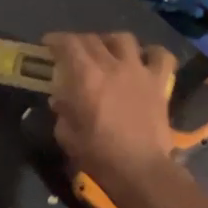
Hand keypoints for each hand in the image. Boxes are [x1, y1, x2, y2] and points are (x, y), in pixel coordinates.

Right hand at [42, 32, 176, 186]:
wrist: (140, 168)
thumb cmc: (98, 154)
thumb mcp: (67, 135)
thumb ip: (62, 111)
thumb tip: (60, 99)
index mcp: (86, 78)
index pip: (68, 45)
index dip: (56, 40)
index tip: (48, 44)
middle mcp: (112, 66)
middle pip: (92, 39)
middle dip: (77, 41)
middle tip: (71, 52)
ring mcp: (139, 71)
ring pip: (123, 39)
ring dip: (110, 41)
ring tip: (105, 51)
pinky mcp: (159, 82)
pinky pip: (160, 56)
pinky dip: (150, 53)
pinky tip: (143, 60)